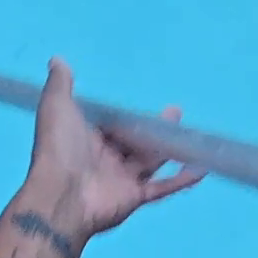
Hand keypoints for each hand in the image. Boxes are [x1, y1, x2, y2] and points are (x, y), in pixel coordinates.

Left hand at [19, 58, 204, 240]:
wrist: (62, 196)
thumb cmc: (59, 149)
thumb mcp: (56, 107)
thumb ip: (60, 84)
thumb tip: (57, 60)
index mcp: (85, 138)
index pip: (111, 124)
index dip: (125, 115)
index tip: (143, 102)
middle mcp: (103, 160)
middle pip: (134, 142)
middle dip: (153, 129)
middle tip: (174, 113)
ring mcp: (119, 180)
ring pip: (150, 162)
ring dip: (169, 148)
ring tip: (189, 133)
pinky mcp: (134, 198)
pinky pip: (162, 188)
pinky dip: (181, 180)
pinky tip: (201, 168)